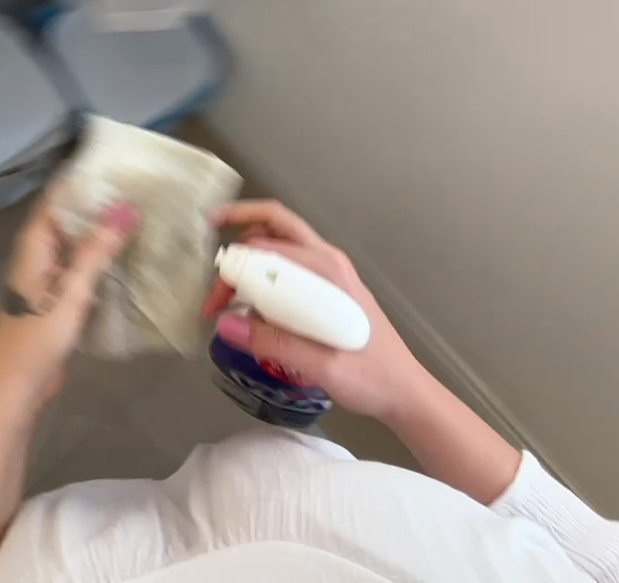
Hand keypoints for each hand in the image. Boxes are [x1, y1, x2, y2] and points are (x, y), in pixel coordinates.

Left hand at [0, 190, 138, 406]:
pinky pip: (85, 268)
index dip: (87, 180)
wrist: (15, 389)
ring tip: (147, 218)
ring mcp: (50, 275)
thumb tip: (127, 207)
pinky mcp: (60, 298)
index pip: (60, 195)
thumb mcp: (71, 290)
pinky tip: (134, 259)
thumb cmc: (36, 337)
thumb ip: (97, 249)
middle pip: (73, 218)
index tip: (122, 166)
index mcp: (36, 242)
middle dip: (104, 205)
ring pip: (81, 244)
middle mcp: (41, 252)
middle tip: (145, 191)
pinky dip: (105, 261)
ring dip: (107, 234)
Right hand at [203, 200, 434, 422]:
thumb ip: (274, 343)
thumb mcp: (322, 366)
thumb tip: (225, 324)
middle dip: (237, 239)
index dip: (234, 261)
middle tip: (213, 281)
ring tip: (227, 294)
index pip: (270, 243)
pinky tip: (250, 302)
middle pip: (274, 226)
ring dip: (247, 256)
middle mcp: (327, 260)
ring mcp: (328, 271)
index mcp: (327, 269)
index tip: (214, 296)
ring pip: (278, 242)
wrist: (405, 393)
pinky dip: (261, 271)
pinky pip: (286, 263)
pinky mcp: (326, 286)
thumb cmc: (371, 377)